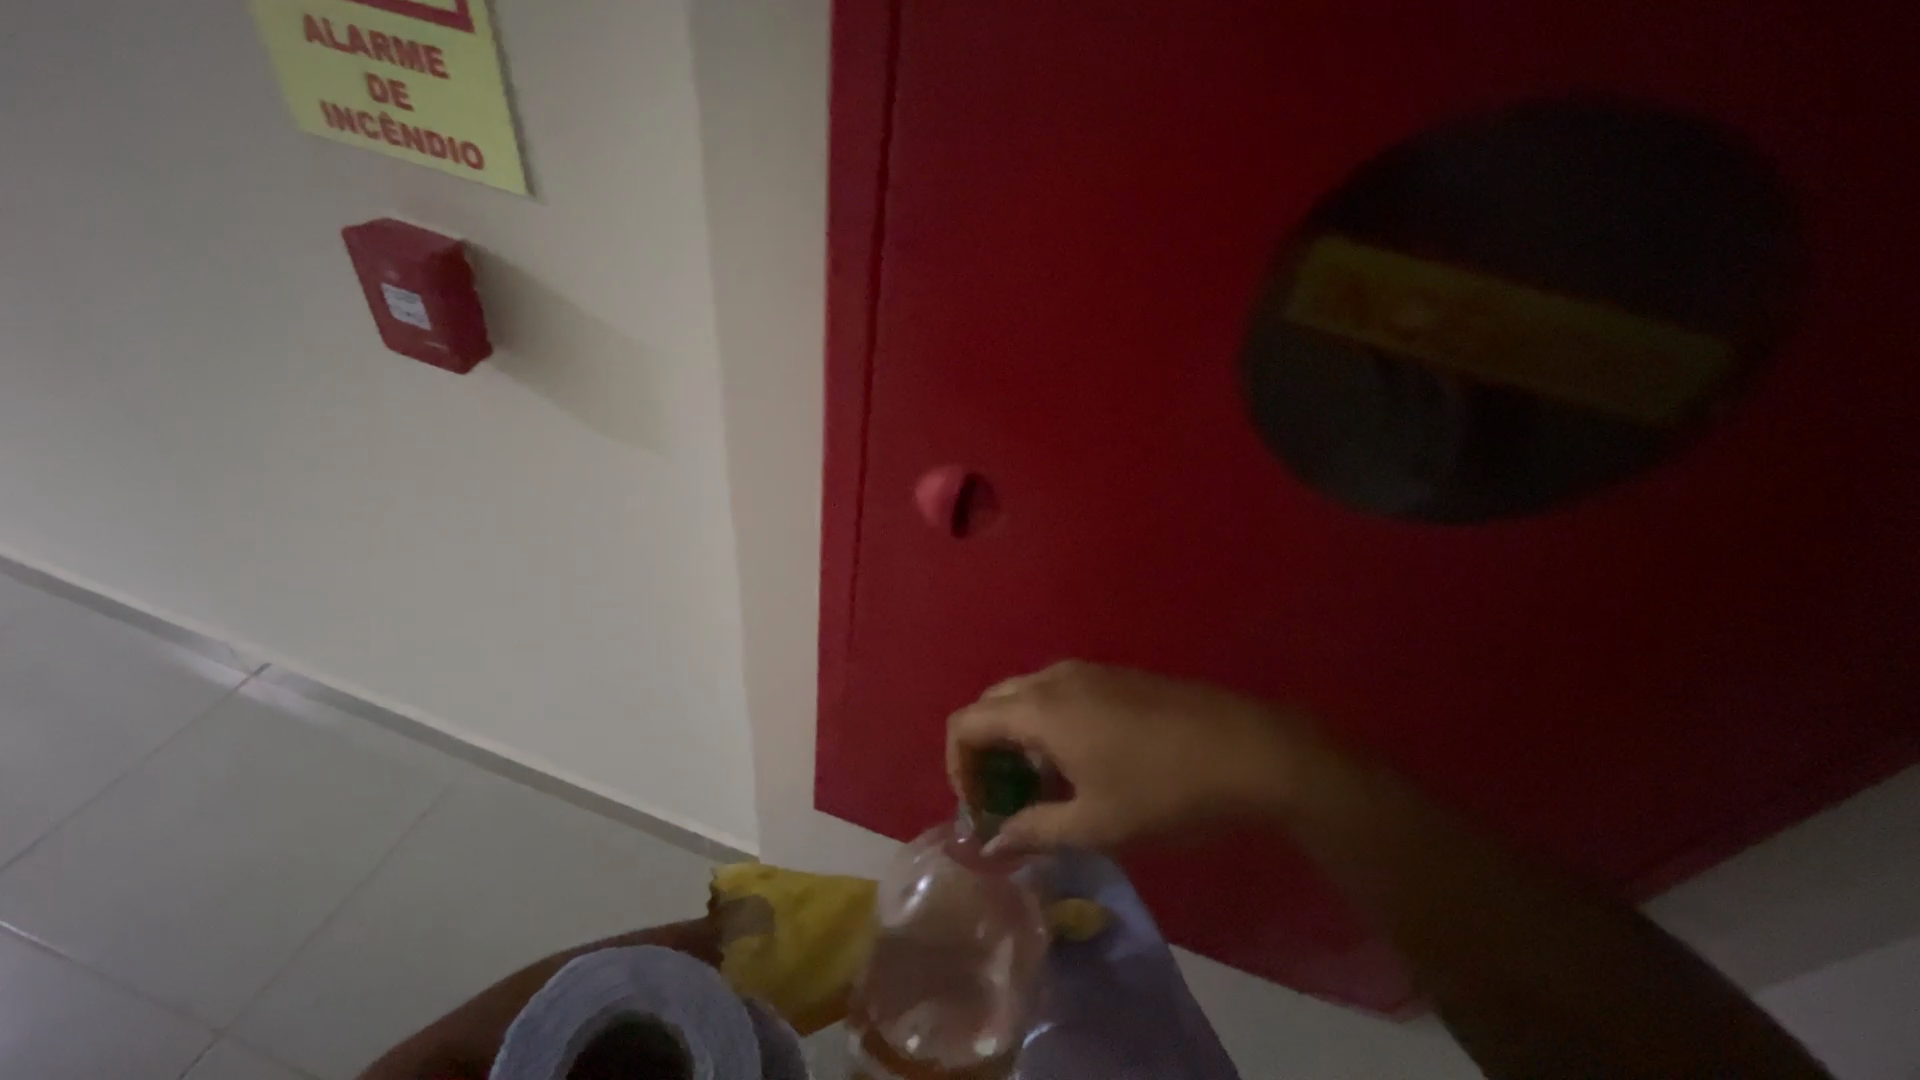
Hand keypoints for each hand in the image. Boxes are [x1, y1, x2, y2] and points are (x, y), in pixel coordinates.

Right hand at [946, 661, 1308, 852]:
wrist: (1252, 752)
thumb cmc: (1164, 792)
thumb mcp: (1094, 825)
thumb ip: (1034, 831)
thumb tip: (994, 841)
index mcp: (1040, 709)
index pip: (966, 724)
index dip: (959, 769)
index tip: (982, 811)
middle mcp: (1055, 679)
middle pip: (992, 705)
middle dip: (986, 754)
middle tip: (1005, 802)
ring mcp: (1090, 672)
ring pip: (1028, 699)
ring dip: (1019, 741)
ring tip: (1044, 791)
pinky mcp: (1119, 677)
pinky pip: (1061, 696)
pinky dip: (1049, 728)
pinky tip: (1082, 767)